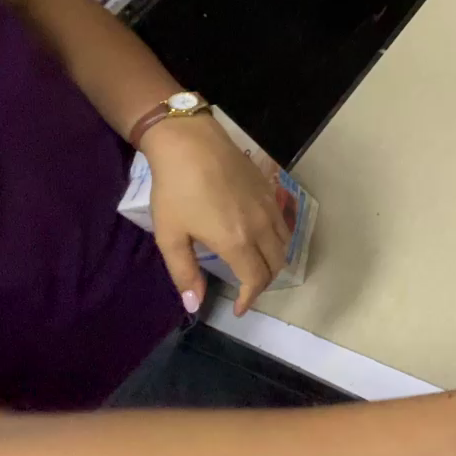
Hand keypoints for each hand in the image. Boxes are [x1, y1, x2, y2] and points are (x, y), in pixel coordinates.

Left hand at [144, 114, 291, 315]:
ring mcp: (270, 208)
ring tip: (254, 267)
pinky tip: (260, 239)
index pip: (255, 279)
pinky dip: (278, 241)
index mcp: (236, 241)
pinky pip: (284, 225)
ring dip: (273, 261)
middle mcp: (261, 227)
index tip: (237, 309)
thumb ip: (184, 273)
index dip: (249, 298)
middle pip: (277, 263)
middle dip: (263, 283)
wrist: (193, 145)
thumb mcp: (170, 235)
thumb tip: (194, 304)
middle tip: (245, 290)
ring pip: (284, 244)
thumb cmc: (176, 191)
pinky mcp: (272, 193)